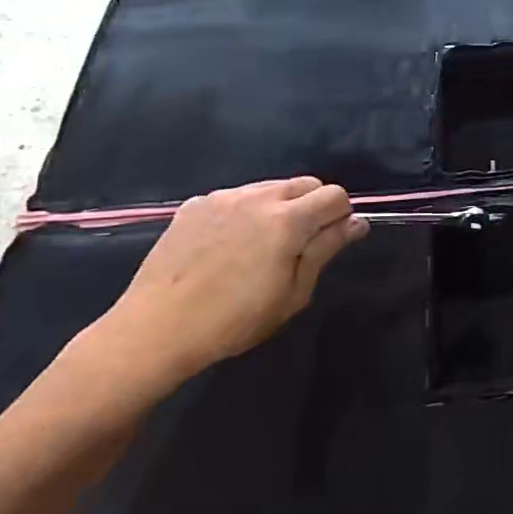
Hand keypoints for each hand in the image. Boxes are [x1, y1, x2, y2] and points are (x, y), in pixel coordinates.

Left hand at [92, 177, 368, 384]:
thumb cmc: (235, 320)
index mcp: (287, 221)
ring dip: (280, 206)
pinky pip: (237, 196)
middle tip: (300, 244)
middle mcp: (257, 198)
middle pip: (306, 183)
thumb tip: (357, 222)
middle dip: (314, 206)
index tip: (329, 242)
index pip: (335, 195)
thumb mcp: (294, 292)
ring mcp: (222, 198)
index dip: (340, 216)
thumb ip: (326, 249)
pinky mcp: (195, 205)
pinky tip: (230, 244)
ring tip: (262, 244)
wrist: (156, 330)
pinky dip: (246, 211)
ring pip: (271, 187)